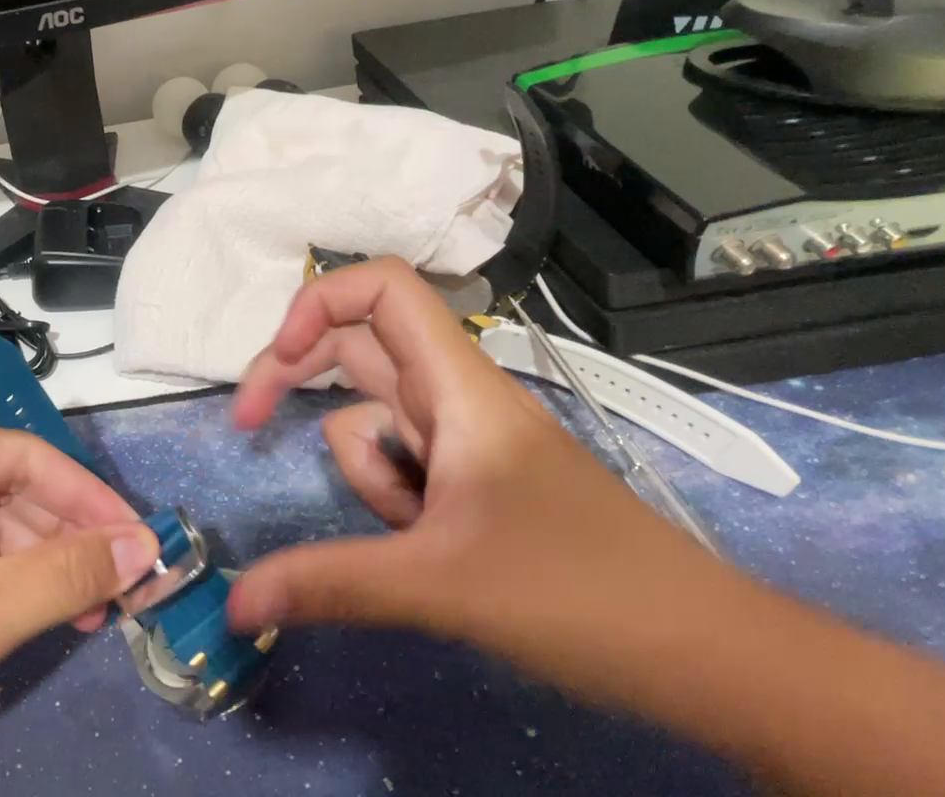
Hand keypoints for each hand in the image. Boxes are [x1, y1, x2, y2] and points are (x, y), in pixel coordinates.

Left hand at [0, 424, 157, 796]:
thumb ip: (64, 575)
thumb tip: (145, 545)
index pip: (16, 456)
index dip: (85, 496)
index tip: (142, 539)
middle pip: (2, 490)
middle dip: (64, 536)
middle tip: (125, 584)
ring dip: (41, 566)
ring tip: (94, 609)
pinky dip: (6, 586)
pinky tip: (46, 615)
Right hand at [226, 257, 724, 691]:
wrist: (710, 655)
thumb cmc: (584, 594)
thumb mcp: (440, 584)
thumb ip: (329, 584)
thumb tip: (235, 603)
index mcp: (459, 388)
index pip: (384, 289)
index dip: (317, 302)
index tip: (275, 362)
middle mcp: (458, 399)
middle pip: (357, 348)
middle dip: (295, 376)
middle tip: (249, 424)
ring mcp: (465, 442)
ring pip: (374, 420)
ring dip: (362, 467)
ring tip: (409, 532)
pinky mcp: (471, 484)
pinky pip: (400, 467)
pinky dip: (388, 498)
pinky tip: (425, 548)